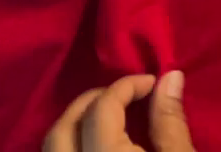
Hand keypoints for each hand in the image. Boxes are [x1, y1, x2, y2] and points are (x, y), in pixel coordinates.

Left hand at [43, 72, 192, 151]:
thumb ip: (170, 121)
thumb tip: (169, 76)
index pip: (101, 109)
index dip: (127, 86)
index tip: (152, 83)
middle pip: (62, 129)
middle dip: (92, 101)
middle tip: (124, 94)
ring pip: (50, 151)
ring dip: (74, 125)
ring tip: (107, 117)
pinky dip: (68, 148)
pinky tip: (91, 143)